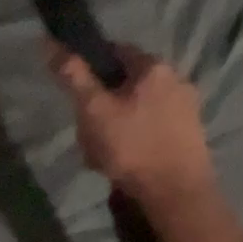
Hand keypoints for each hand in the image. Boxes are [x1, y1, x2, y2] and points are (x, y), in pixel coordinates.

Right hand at [47, 42, 216, 212]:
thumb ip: (73, 75)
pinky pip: (152, 129)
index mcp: (155, 67)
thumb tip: (50, 42)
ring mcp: (188, 110)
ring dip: (116, 127)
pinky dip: (135, 141)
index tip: (77, 94)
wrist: (179, 198)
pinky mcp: (192, 137)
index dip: (90, 69)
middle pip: (125, 84)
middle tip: (86, 131)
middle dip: (102, 105)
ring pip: (137, 110)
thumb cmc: (133, 147)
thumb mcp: (94, 109)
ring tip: (101, 155)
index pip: (114, 51)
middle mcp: (177, 80)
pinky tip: (123, 165)